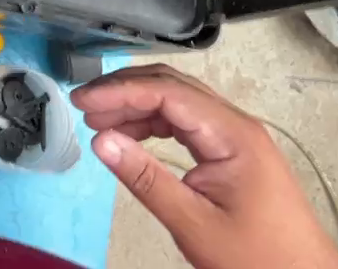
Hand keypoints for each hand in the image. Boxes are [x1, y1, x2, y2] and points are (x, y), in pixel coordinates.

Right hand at [72, 65, 337, 268]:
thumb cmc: (256, 261)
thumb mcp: (195, 226)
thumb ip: (145, 179)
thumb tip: (99, 140)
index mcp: (231, 133)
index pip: (165, 91)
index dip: (119, 91)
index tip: (81, 103)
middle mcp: (235, 123)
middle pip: (170, 85)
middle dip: (123, 90)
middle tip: (83, 107)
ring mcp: (235, 136)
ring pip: (176, 99)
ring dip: (135, 105)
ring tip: (99, 123)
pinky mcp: (232, 151)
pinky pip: (185, 121)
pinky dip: (152, 121)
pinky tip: (129, 135)